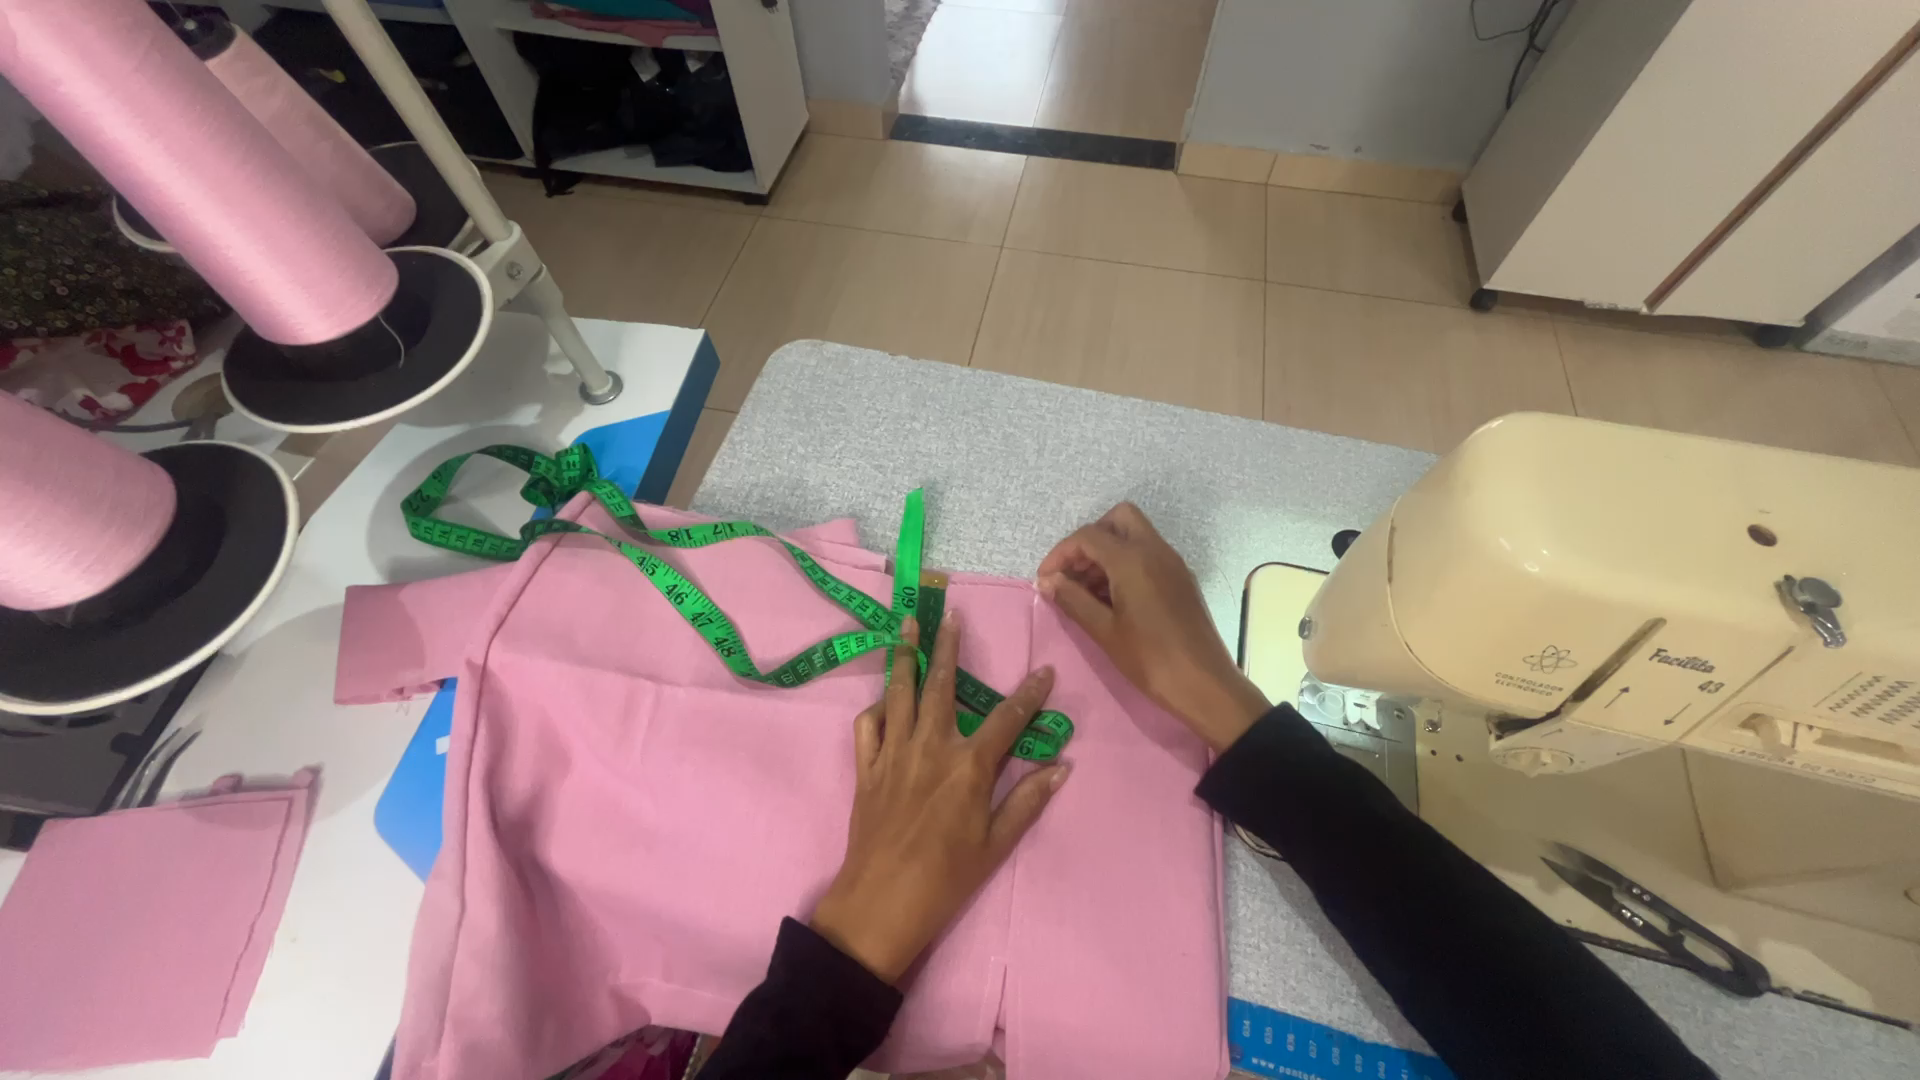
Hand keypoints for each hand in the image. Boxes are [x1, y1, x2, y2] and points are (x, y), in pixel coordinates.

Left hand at [810, 615, 1068, 983]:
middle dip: (948, 647)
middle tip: (950, 614)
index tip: (1045, 669)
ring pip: (900, 694)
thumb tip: (1062, 767)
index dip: (1029, 693)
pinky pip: (867, 726)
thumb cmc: (946, 879)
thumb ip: (1027, 801)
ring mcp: (893, 754)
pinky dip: (876, 708)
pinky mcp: (866, 769)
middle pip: (942, 687)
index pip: (1007, 719)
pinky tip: (884, 700)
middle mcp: (930, 748)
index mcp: (968, 767)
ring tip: (906, 624)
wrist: (880, 905)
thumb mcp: (996, 846)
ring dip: (904, 656)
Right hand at [1037, 502, 1268, 751]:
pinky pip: (1148, 554)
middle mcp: (1155, 550)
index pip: (1088, 536)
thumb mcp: (1104, 630)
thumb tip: (1047, 580)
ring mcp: (1172, 563)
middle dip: (1089, 540)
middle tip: (1073, 573)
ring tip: (1087, 592)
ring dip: (1107, 552)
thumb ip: (1072, 599)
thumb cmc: (1150, 658)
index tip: (1046, 579)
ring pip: (1134, 535)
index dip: (1061, 554)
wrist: (1204, 683)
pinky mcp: (1181, 579)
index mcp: (1133, 559)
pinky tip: (1113, 599)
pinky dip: (1125, 563)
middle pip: (1117, 519)